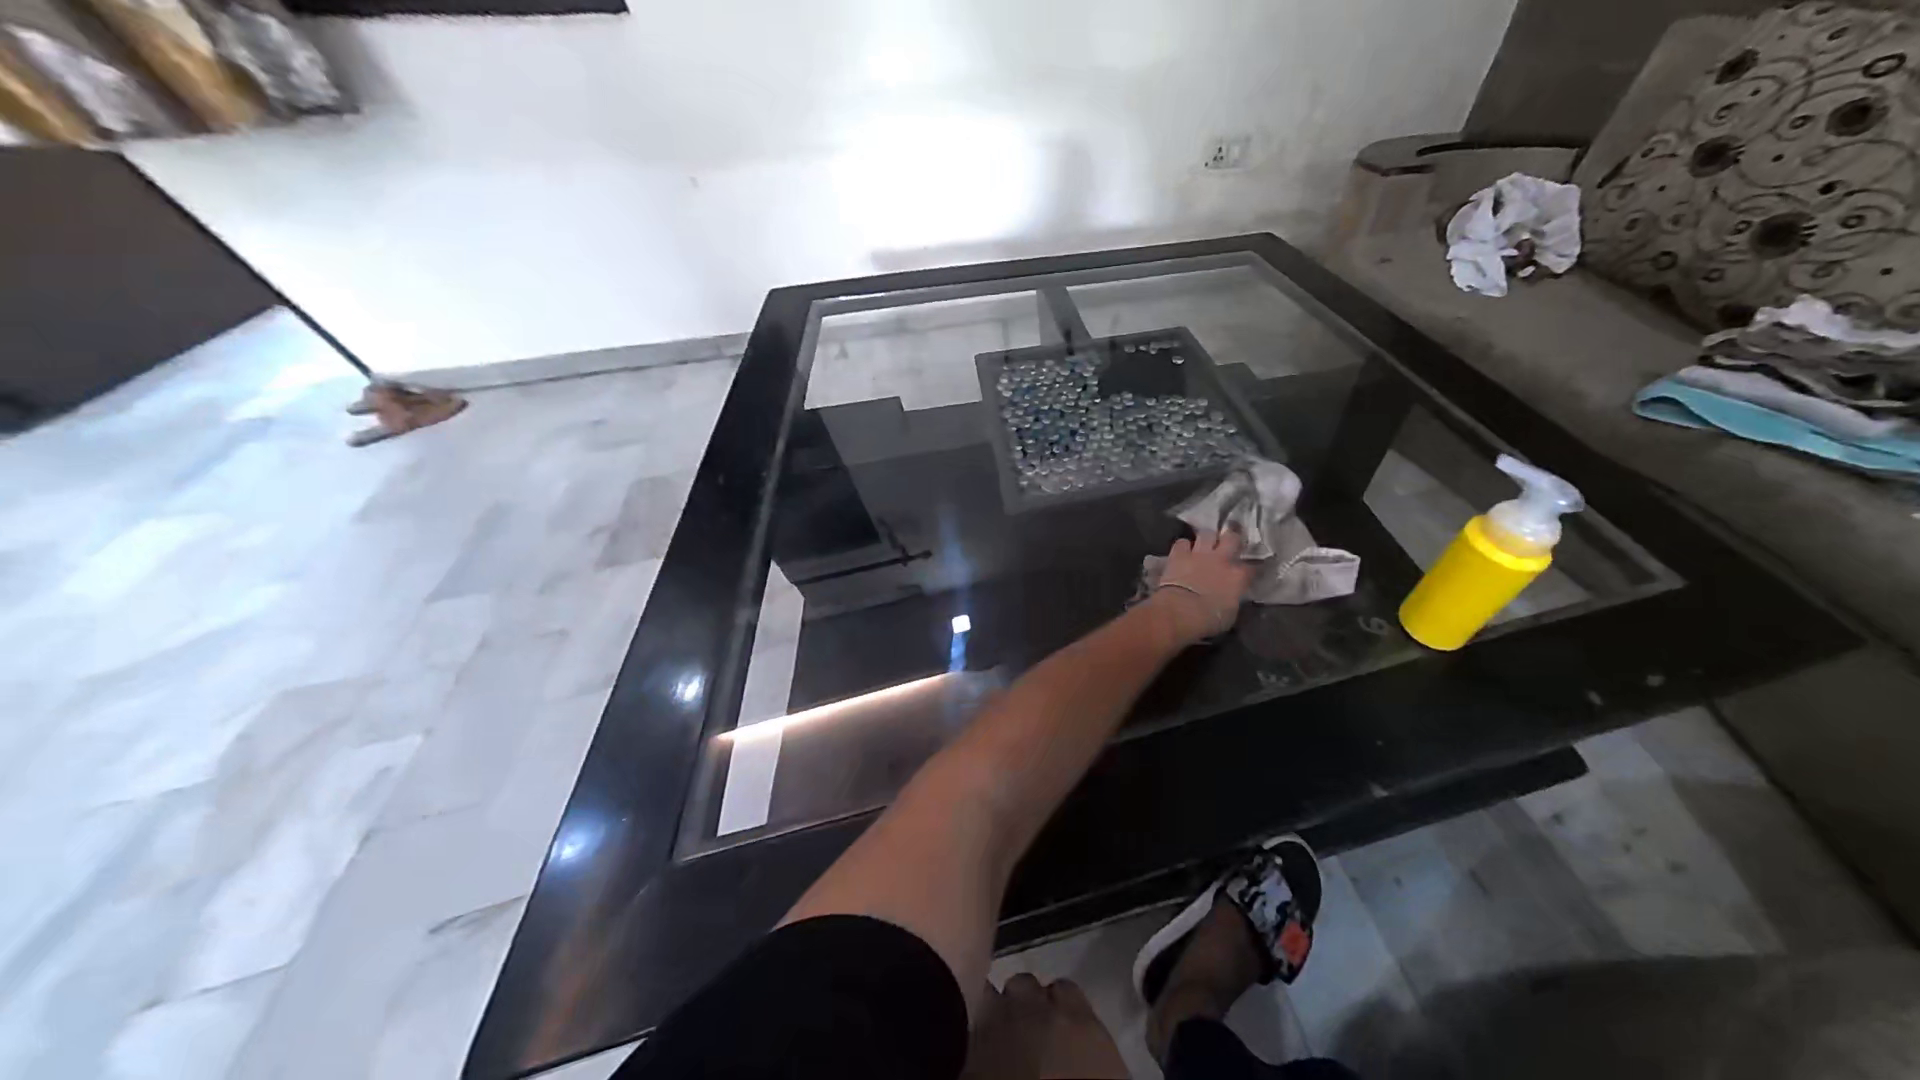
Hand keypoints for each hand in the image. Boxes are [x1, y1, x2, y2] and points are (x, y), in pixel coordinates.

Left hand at [1152, 529, 1253, 644]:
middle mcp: (1222, 559)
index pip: (1253, 566)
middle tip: (1229, 542)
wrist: (1181, 611)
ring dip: (1207, 539)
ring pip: (1207, 533)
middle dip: (1232, 537)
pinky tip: (1183, 552)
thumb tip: (1232, 594)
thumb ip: (1234, 597)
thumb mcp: (1231, 612)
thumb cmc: (1209, 619)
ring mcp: (1200, 554)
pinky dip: (1183, 547)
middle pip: (1232, 537)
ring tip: (1204, 545)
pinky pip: (1182, 543)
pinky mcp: (1179, 555)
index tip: (1252, 568)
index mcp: (1238, 576)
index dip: (1253, 566)